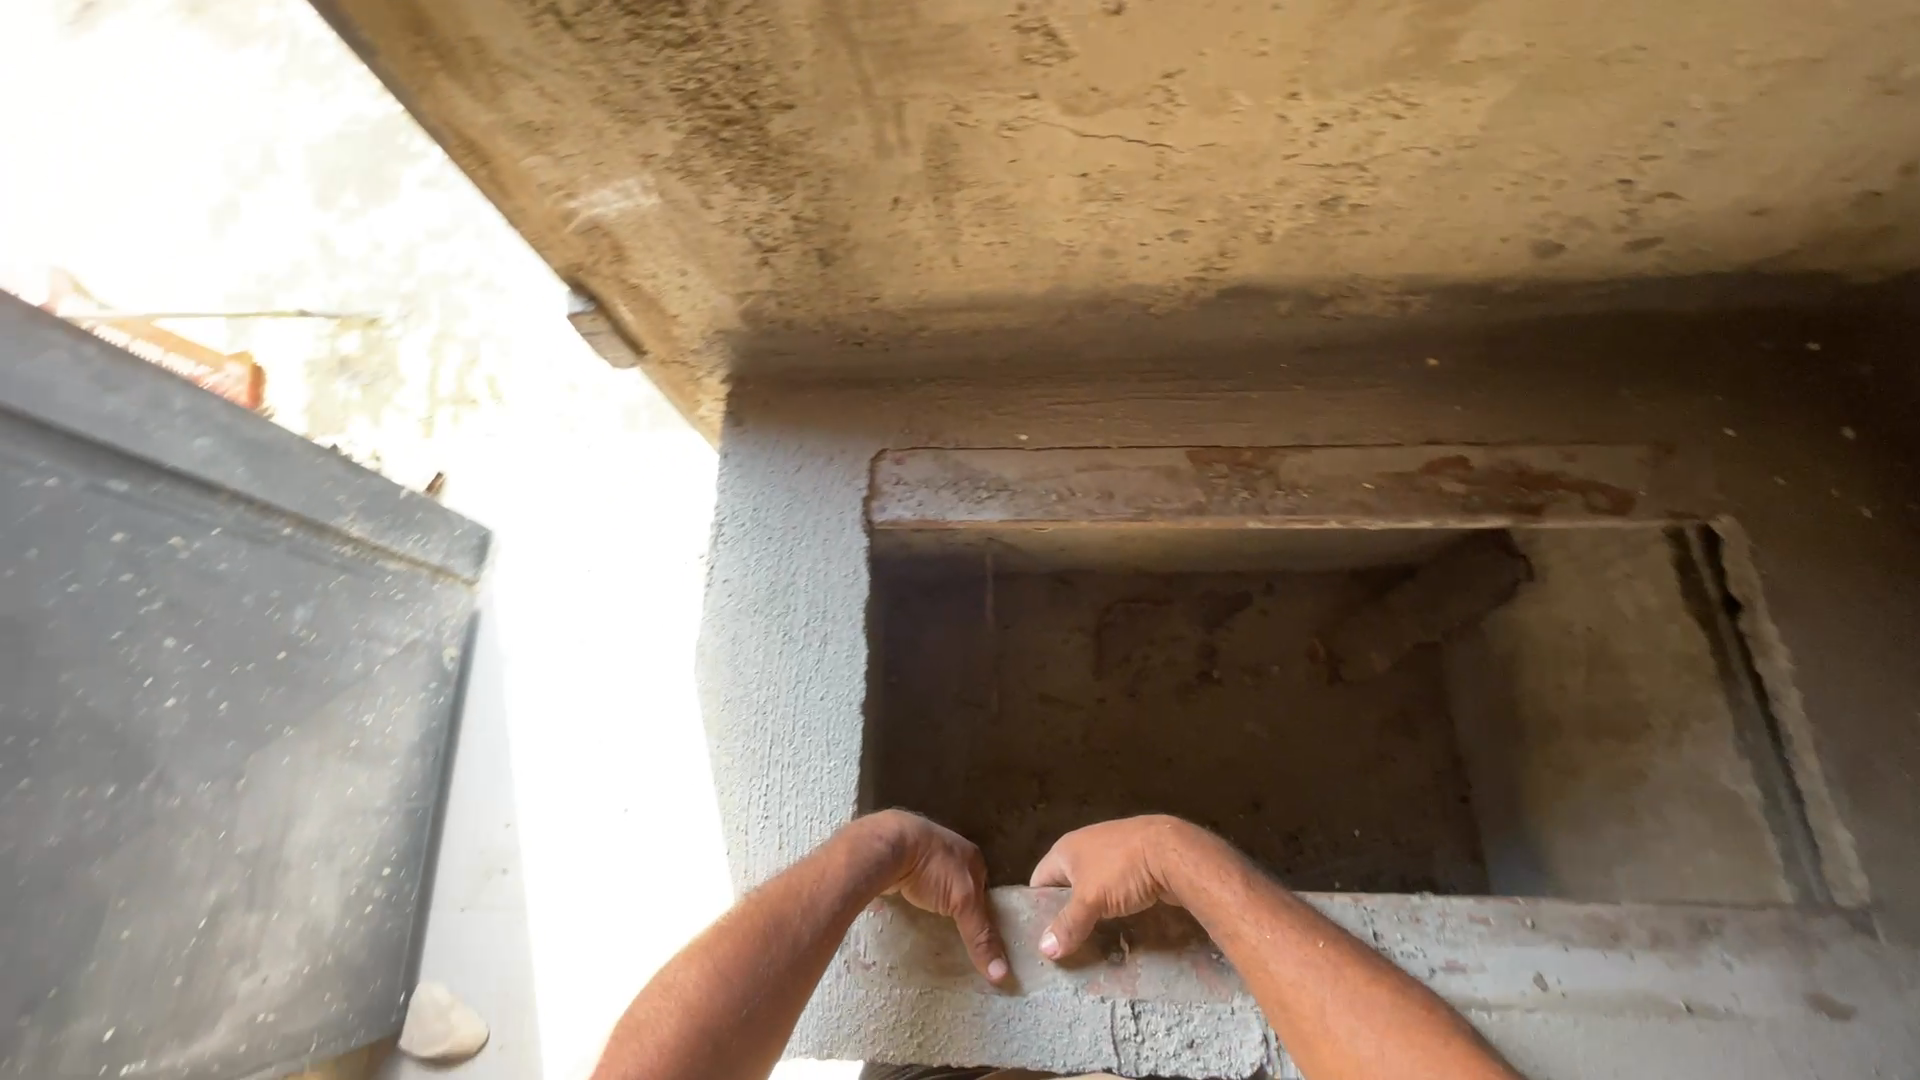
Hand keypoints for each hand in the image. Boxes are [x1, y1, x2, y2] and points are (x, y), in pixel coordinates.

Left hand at [863, 810, 1009, 983]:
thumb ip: (981, 934)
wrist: (888, 846)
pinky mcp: (902, 864)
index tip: (982, 938)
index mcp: (971, 856)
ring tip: (935, 931)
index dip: (984, 912)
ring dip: (935, 904)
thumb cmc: (933, 868)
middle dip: (959, 908)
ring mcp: (924, 856)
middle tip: (958, 938)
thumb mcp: (964, 900)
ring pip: (936, 887)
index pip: (985, 889)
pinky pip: (914, 887)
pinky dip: (915, 900)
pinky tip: (912, 915)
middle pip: (961, 887)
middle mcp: (950, 852)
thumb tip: (1003, 974)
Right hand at [1029, 815, 1204, 960]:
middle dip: (1067, 914)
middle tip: (1065, 946)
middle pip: (1067, 886)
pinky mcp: (1135, 864)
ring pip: (1094, 890)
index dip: (1036, 907)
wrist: (1171, 851)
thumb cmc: (1121, 869)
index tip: (1039, 937)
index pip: (1040, 880)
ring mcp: (1112, 853)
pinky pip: (1117, 890)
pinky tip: (1120, 929)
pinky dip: (1116, 908)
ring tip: (1091, 943)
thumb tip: (1044, 950)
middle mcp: (1085, 847)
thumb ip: (1068, 924)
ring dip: (1093, 913)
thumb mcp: (1089, 899)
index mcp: (1065, 849)